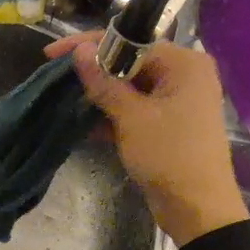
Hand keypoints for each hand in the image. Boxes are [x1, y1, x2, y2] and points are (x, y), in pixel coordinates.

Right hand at [44, 32, 248, 246]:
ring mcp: (175, 103)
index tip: (53, 53)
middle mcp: (182, 75)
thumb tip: (79, 52)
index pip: (130, 43)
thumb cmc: (169, 156)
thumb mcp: (132, 118)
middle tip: (56, 79)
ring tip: (64, 101)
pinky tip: (83, 123)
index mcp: (183, 63)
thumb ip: (105, 84)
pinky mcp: (166, 127)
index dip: (90, 46)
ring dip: (100, 97)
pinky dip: (112, 117)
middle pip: (130, 64)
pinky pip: (134, 112)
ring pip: (130, 90)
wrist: (196, 207)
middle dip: (95, 73)